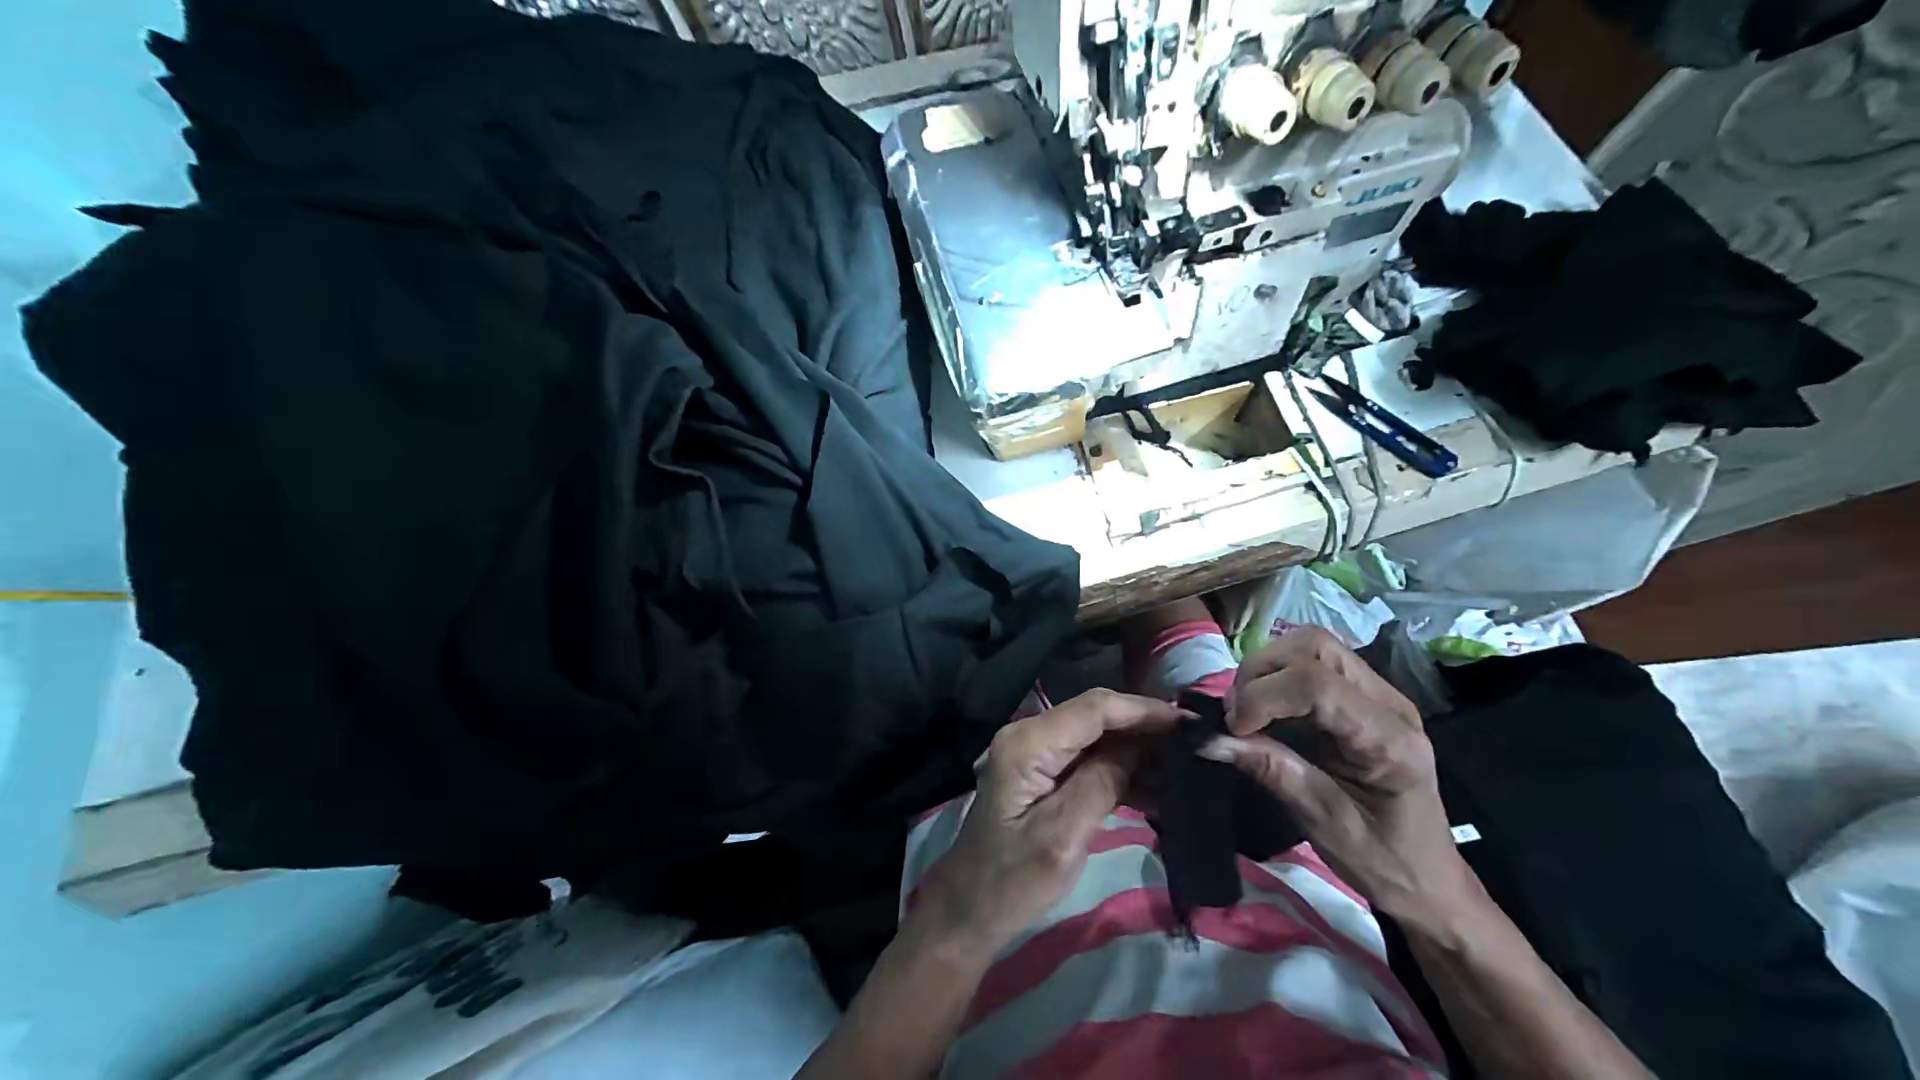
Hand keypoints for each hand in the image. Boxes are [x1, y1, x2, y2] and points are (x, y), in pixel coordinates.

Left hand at [917, 689, 1184, 953]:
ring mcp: (1036, 753)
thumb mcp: (1062, 838)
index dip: (1144, 711)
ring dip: (1139, 750)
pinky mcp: (1044, 773)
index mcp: (1027, 744)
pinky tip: (1159, 788)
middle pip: (1097, 716)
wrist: (970, 908)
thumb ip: (1101, 784)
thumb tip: (1142, 747)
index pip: (1094, 709)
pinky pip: (1090, 759)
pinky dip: (1123, 771)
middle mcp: (1029, 735)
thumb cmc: (1012, 880)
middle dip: (1146, 727)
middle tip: (1196, 744)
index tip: (1191, 722)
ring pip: (1098, 737)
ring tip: (1187, 767)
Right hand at [1203, 627, 1474, 930]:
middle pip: (1313, 647)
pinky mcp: (1360, 695)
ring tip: (1247, 711)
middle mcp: (1388, 702)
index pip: (1317, 685)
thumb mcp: (1323, 823)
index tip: (1231, 730)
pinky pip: (1311, 662)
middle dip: (1260, 672)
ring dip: (1266, 669)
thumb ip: (1271, 770)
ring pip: (1310, 645)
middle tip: (1237, 717)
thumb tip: (1210, 739)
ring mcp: (1376, 693)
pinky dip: (1276, 676)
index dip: (1262, 697)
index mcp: (1390, 741)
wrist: (1429, 878)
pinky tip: (1265, 710)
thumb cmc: (1383, 860)